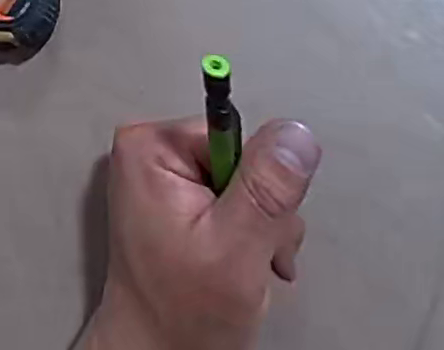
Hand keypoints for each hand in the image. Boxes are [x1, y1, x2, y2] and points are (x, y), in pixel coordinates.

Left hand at [82, 118, 320, 349]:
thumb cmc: (178, 309)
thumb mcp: (234, 247)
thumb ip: (266, 189)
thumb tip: (294, 134)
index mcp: (149, 145)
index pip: (230, 134)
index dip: (255, 183)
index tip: (249, 218)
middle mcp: (149, 150)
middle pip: (237, 158)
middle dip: (259, 212)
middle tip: (246, 253)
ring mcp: (160, 174)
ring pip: (241, 183)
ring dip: (256, 229)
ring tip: (238, 263)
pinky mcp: (174, 197)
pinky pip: (228, 200)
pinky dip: (244, 234)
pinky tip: (234, 261)